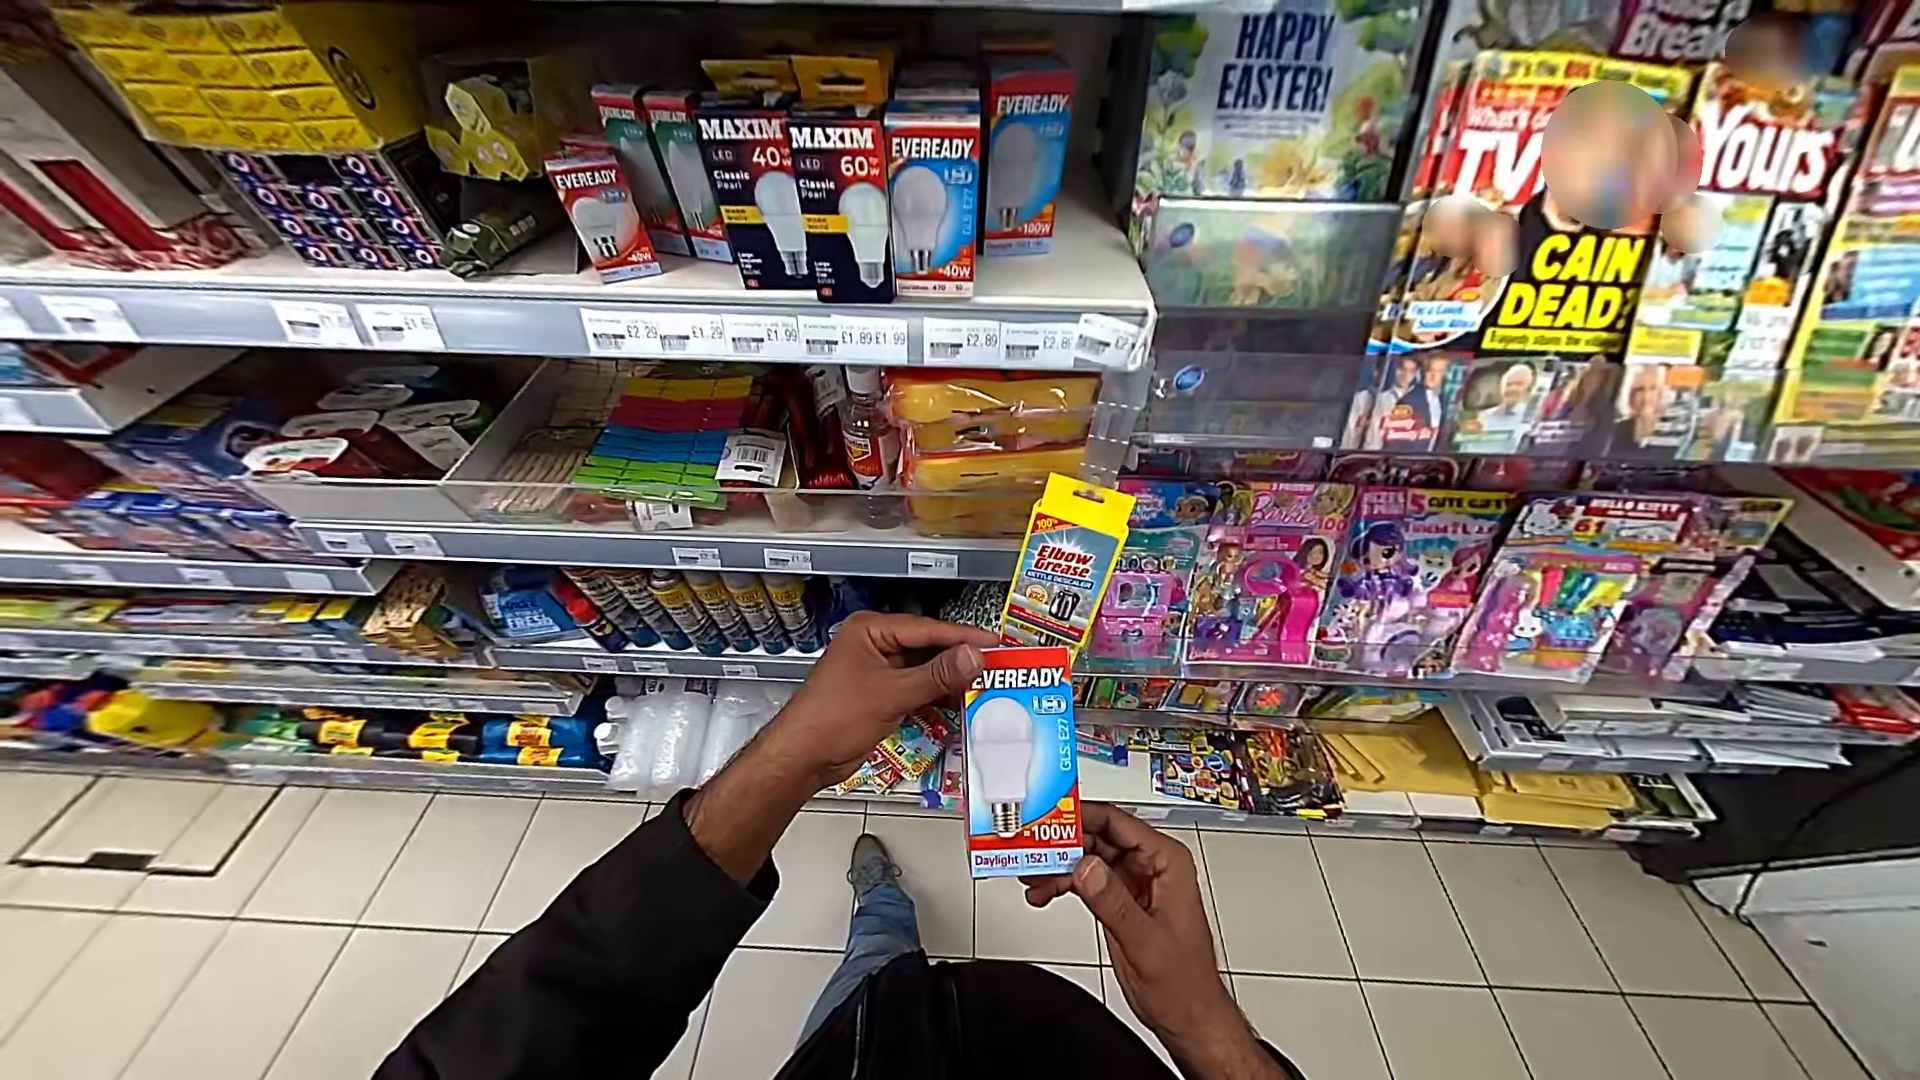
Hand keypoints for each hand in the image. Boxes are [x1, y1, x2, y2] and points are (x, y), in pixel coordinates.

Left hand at [762, 612, 993, 787]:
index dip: (963, 637)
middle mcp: (876, 645)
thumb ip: (937, 675)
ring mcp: (880, 670)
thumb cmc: (834, 717)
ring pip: (925, 669)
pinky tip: (960, 703)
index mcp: (871, 630)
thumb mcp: (892, 693)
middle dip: (959, 659)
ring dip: (950, 680)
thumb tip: (974, 656)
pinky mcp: (883, 693)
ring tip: (984, 686)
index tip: (994, 644)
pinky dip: (937, 695)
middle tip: (995, 666)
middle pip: (928, 647)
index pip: (927, 628)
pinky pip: (918, 688)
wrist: (803, 758)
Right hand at [1023, 804, 1279, 1078]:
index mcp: (1165, 861)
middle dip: (1061, 842)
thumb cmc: (1186, 984)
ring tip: (1032, 874)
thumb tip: (1086, 866)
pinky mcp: (1115, 896)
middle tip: (1032, 846)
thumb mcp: (1147, 942)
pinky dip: (1061, 883)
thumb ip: (1114, 902)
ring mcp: (1129, 879)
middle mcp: (1147, 863)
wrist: (1188, 1020)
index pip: (1117, 822)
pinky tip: (1043, 892)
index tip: (1051, 817)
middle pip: (1095, 835)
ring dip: (1057, 864)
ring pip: (1085, 856)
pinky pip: (1083, 878)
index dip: (1081, 815)